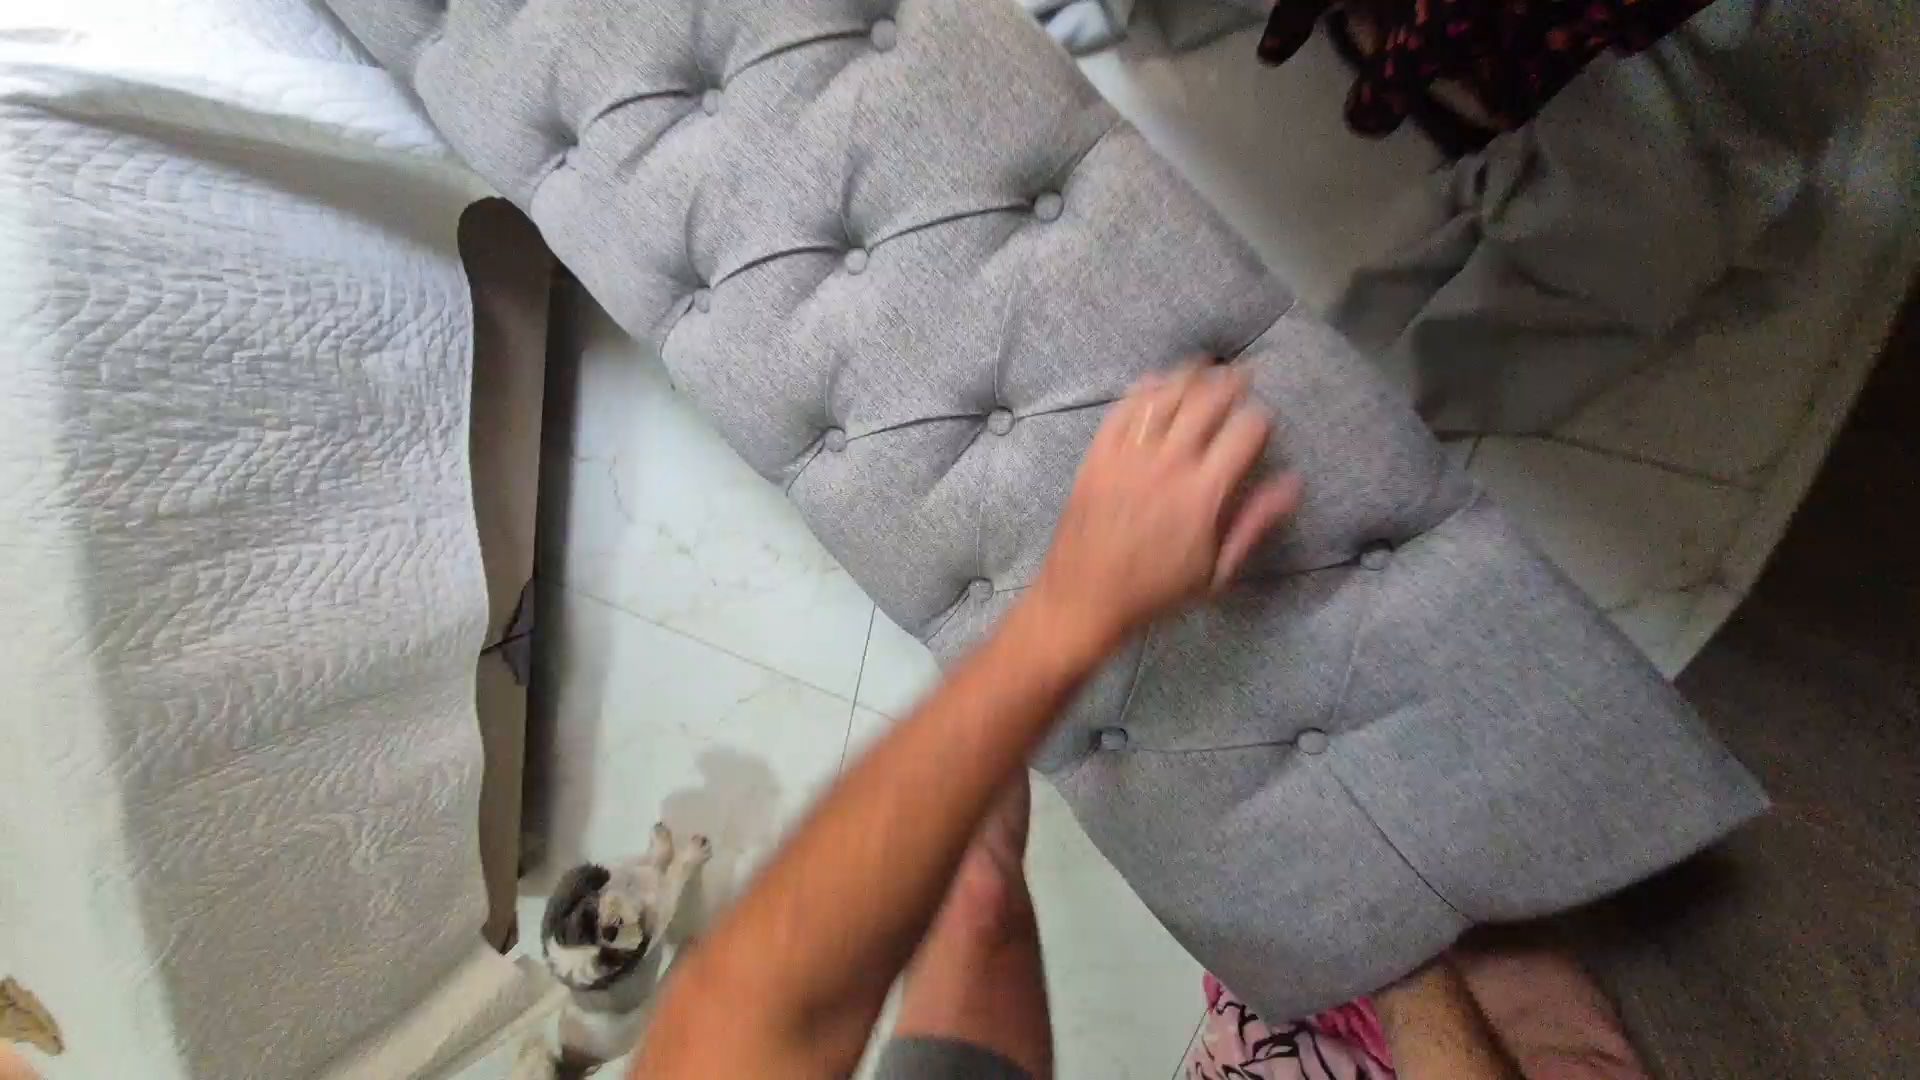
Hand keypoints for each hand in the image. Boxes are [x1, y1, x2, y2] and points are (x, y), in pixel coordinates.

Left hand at [1028, 360, 1301, 653]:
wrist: (1083, 597)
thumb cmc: (1154, 592)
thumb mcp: (1214, 572)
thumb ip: (1253, 523)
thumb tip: (1291, 483)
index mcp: (1202, 493)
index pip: (1245, 430)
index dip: (1261, 418)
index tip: (1263, 420)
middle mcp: (1166, 464)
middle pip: (1206, 400)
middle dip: (1231, 382)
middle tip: (1242, 375)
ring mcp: (1127, 456)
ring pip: (1164, 396)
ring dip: (1188, 376)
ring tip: (1204, 369)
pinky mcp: (1096, 456)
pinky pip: (1121, 410)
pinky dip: (1142, 390)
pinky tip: (1155, 383)